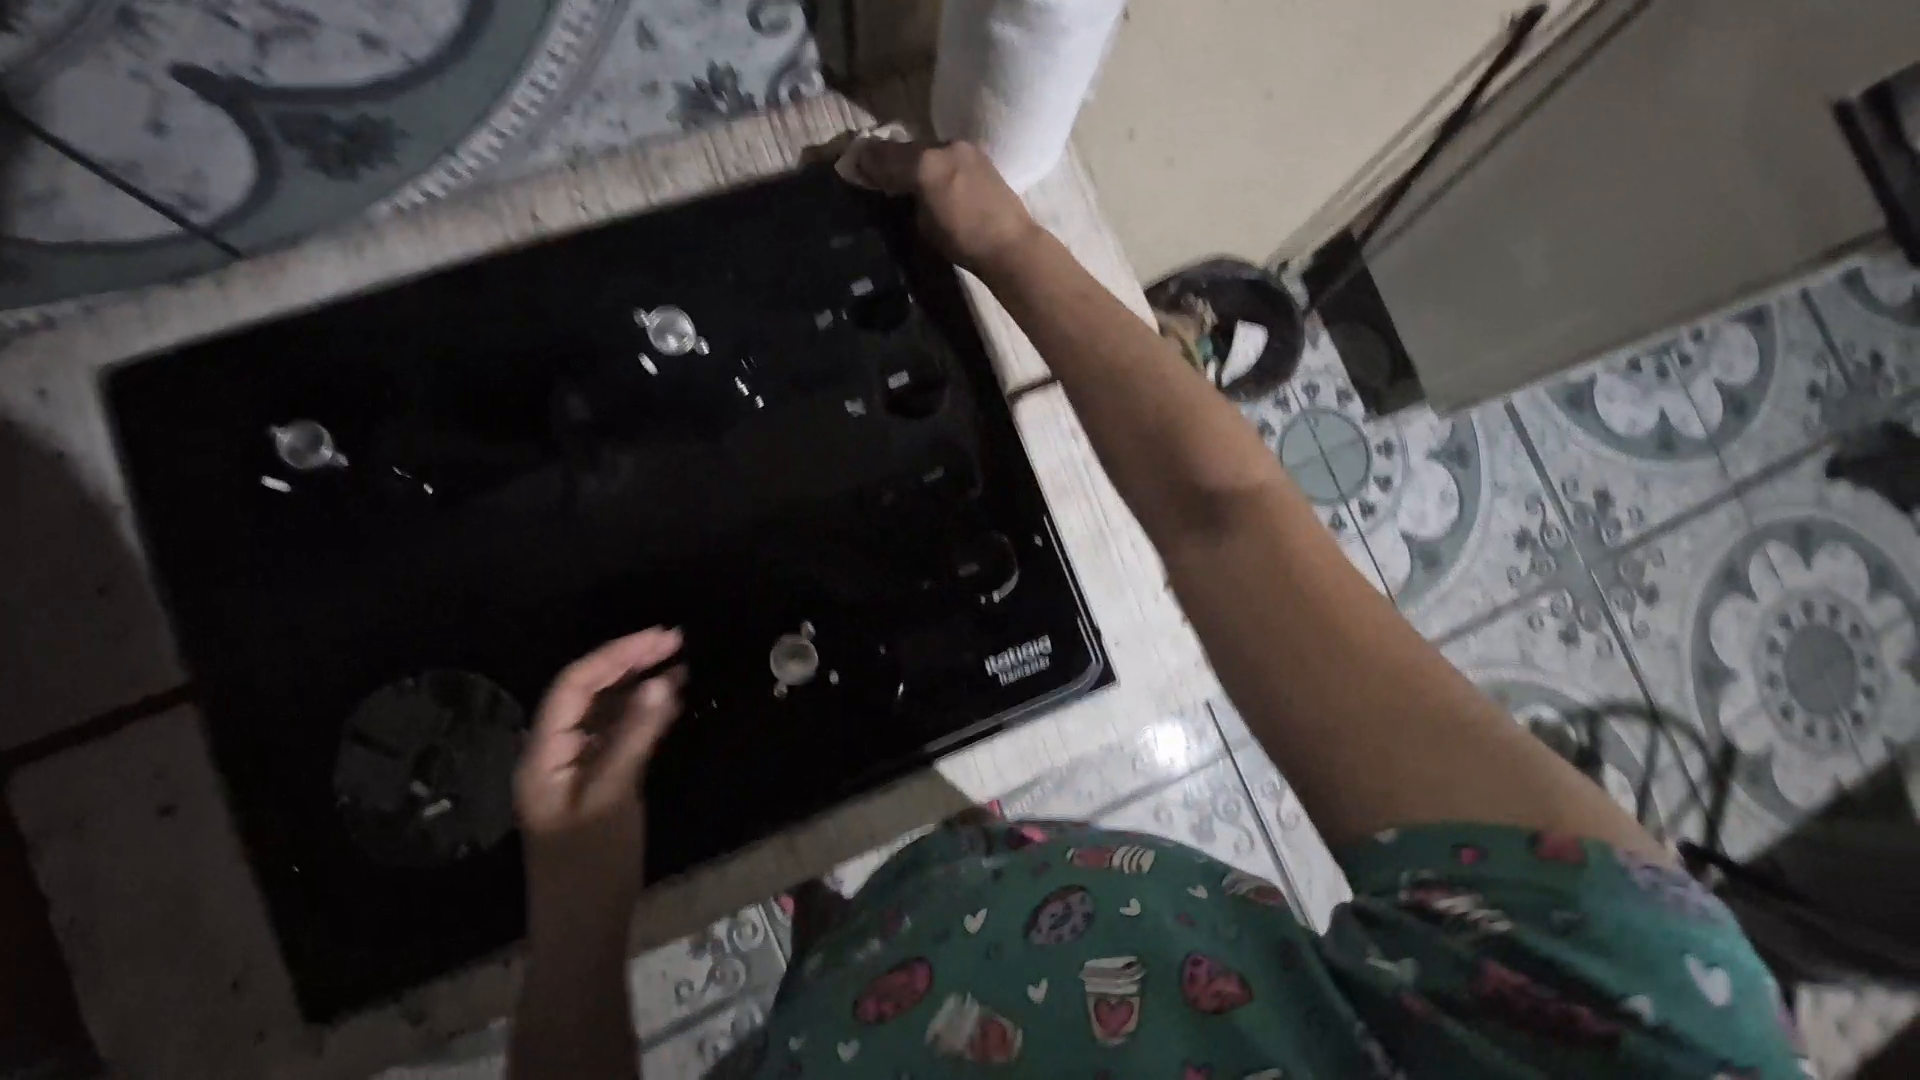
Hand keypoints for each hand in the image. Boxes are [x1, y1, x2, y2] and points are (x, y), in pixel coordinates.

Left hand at [515, 628, 684, 928]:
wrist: (584, 934)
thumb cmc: (592, 867)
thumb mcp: (613, 796)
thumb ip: (634, 736)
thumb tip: (662, 682)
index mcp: (543, 754)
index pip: (574, 685)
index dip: (617, 655)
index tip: (662, 639)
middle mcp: (554, 755)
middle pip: (588, 694)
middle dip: (629, 664)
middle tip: (675, 643)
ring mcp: (576, 771)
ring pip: (606, 714)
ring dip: (640, 688)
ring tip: (681, 666)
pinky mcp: (598, 787)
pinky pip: (618, 738)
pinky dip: (644, 717)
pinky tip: (672, 705)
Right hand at [849, 139, 1042, 274]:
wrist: (1010, 245)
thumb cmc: (963, 241)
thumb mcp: (924, 224)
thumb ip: (906, 197)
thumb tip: (898, 186)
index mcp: (925, 163)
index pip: (886, 155)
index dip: (867, 160)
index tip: (851, 163)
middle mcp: (944, 146)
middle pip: (907, 148)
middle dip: (887, 157)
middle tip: (873, 167)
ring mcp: (965, 150)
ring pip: (928, 149)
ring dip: (912, 159)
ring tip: (902, 174)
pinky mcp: (980, 159)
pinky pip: (946, 156)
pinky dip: (933, 163)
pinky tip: (931, 177)